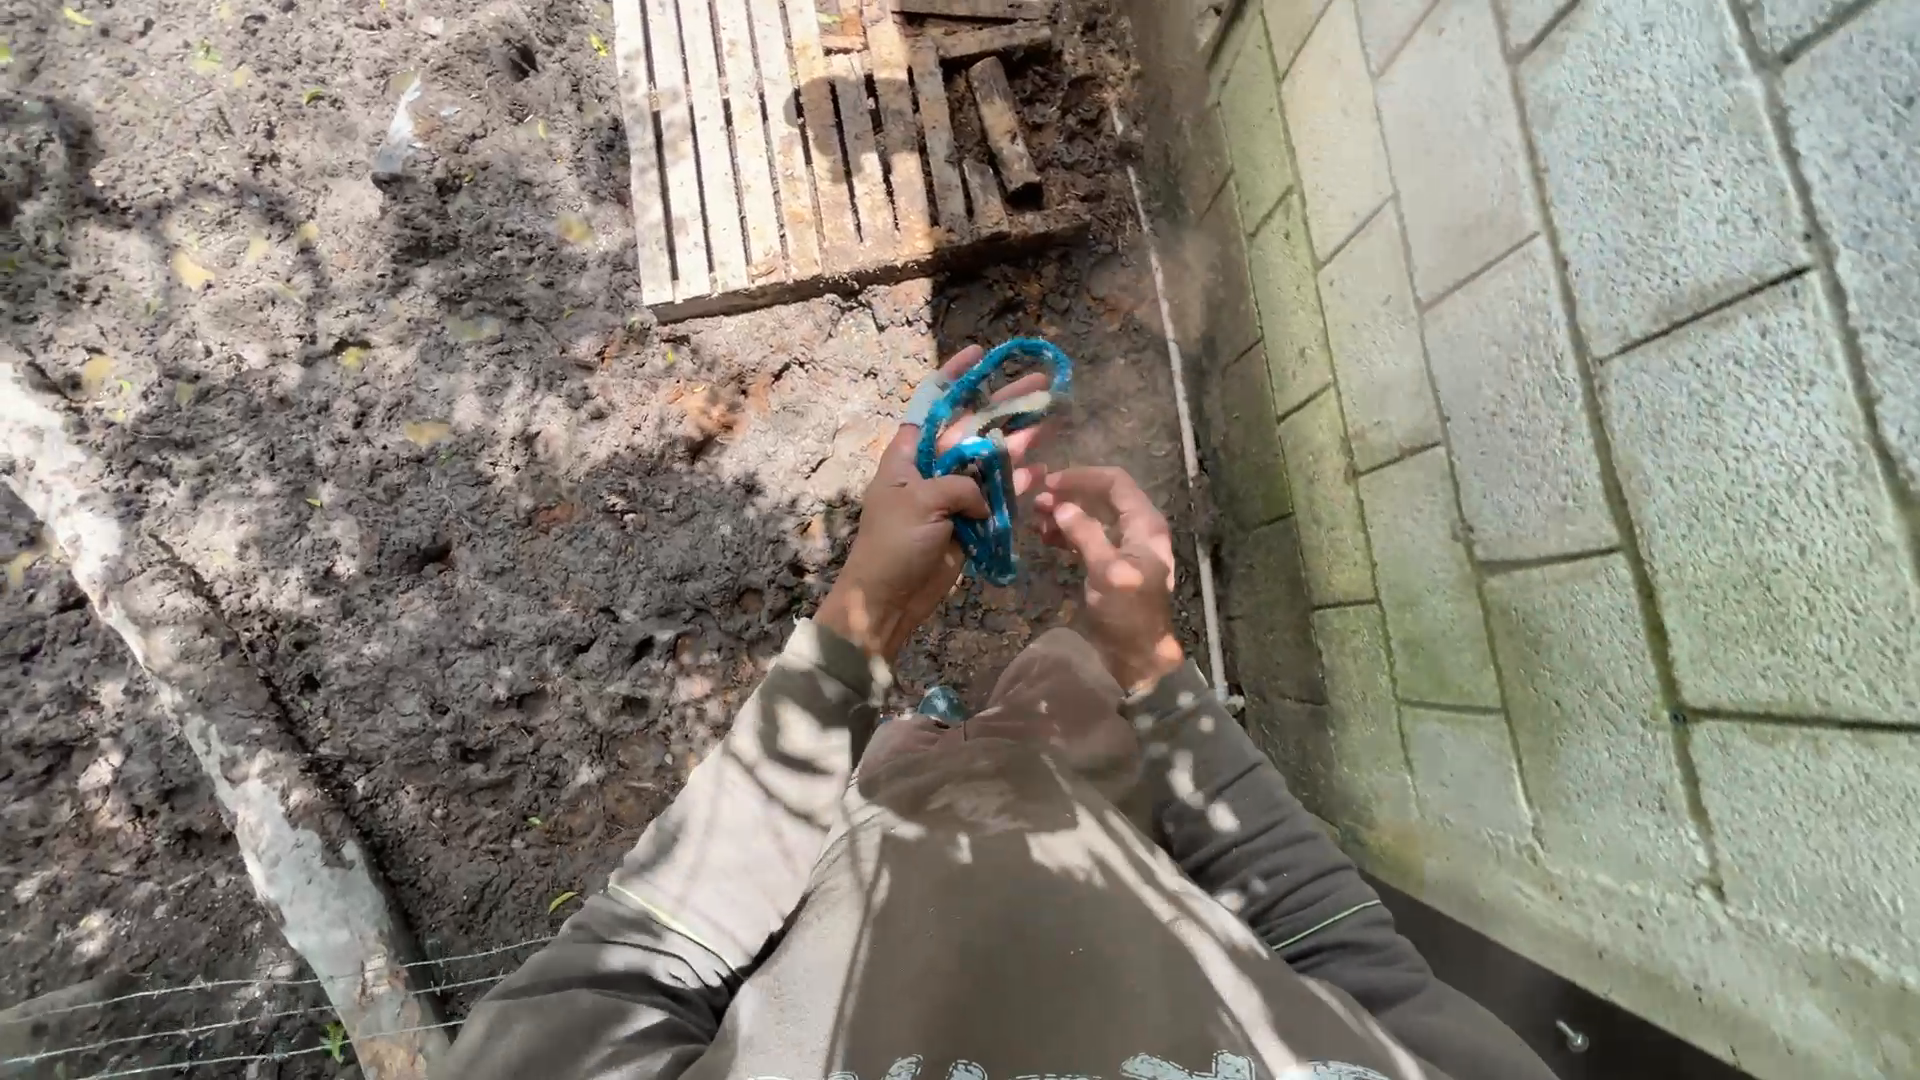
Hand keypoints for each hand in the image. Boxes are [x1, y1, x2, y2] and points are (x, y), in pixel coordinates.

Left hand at [817, 346, 1051, 661]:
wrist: (889, 599)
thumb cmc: (893, 544)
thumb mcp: (920, 502)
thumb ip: (960, 485)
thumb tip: (983, 498)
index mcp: (910, 454)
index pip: (934, 406)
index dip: (956, 378)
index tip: (979, 352)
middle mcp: (933, 468)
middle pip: (974, 429)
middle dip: (1004, 405)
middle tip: (1040, 383)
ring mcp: (954, 496)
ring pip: (993, 462)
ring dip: (1020, 442)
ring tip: (1051, 419)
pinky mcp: (971, 523)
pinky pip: (998, 497)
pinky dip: (1018, 485)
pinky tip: (1041, 469)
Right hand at [1034, 467, 1184, 691]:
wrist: (1137, 656)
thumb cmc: (1128, 613)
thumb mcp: (1108, 572)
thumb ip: (1086, 535)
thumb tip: (1062, 507)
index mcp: (1145, 525)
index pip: (1115, 483)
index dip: (1082, 477)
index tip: (1049, 482)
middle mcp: (1138, 529)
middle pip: (1102, 497)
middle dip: (1069, 494)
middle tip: (1037, 501)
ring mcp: (1125, 547)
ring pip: (1092, 516)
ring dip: (1065, 512)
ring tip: (1037, 517)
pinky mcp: (1110, 564)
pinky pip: (1088, 536)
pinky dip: (1067, 532)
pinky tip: (1046, 536)